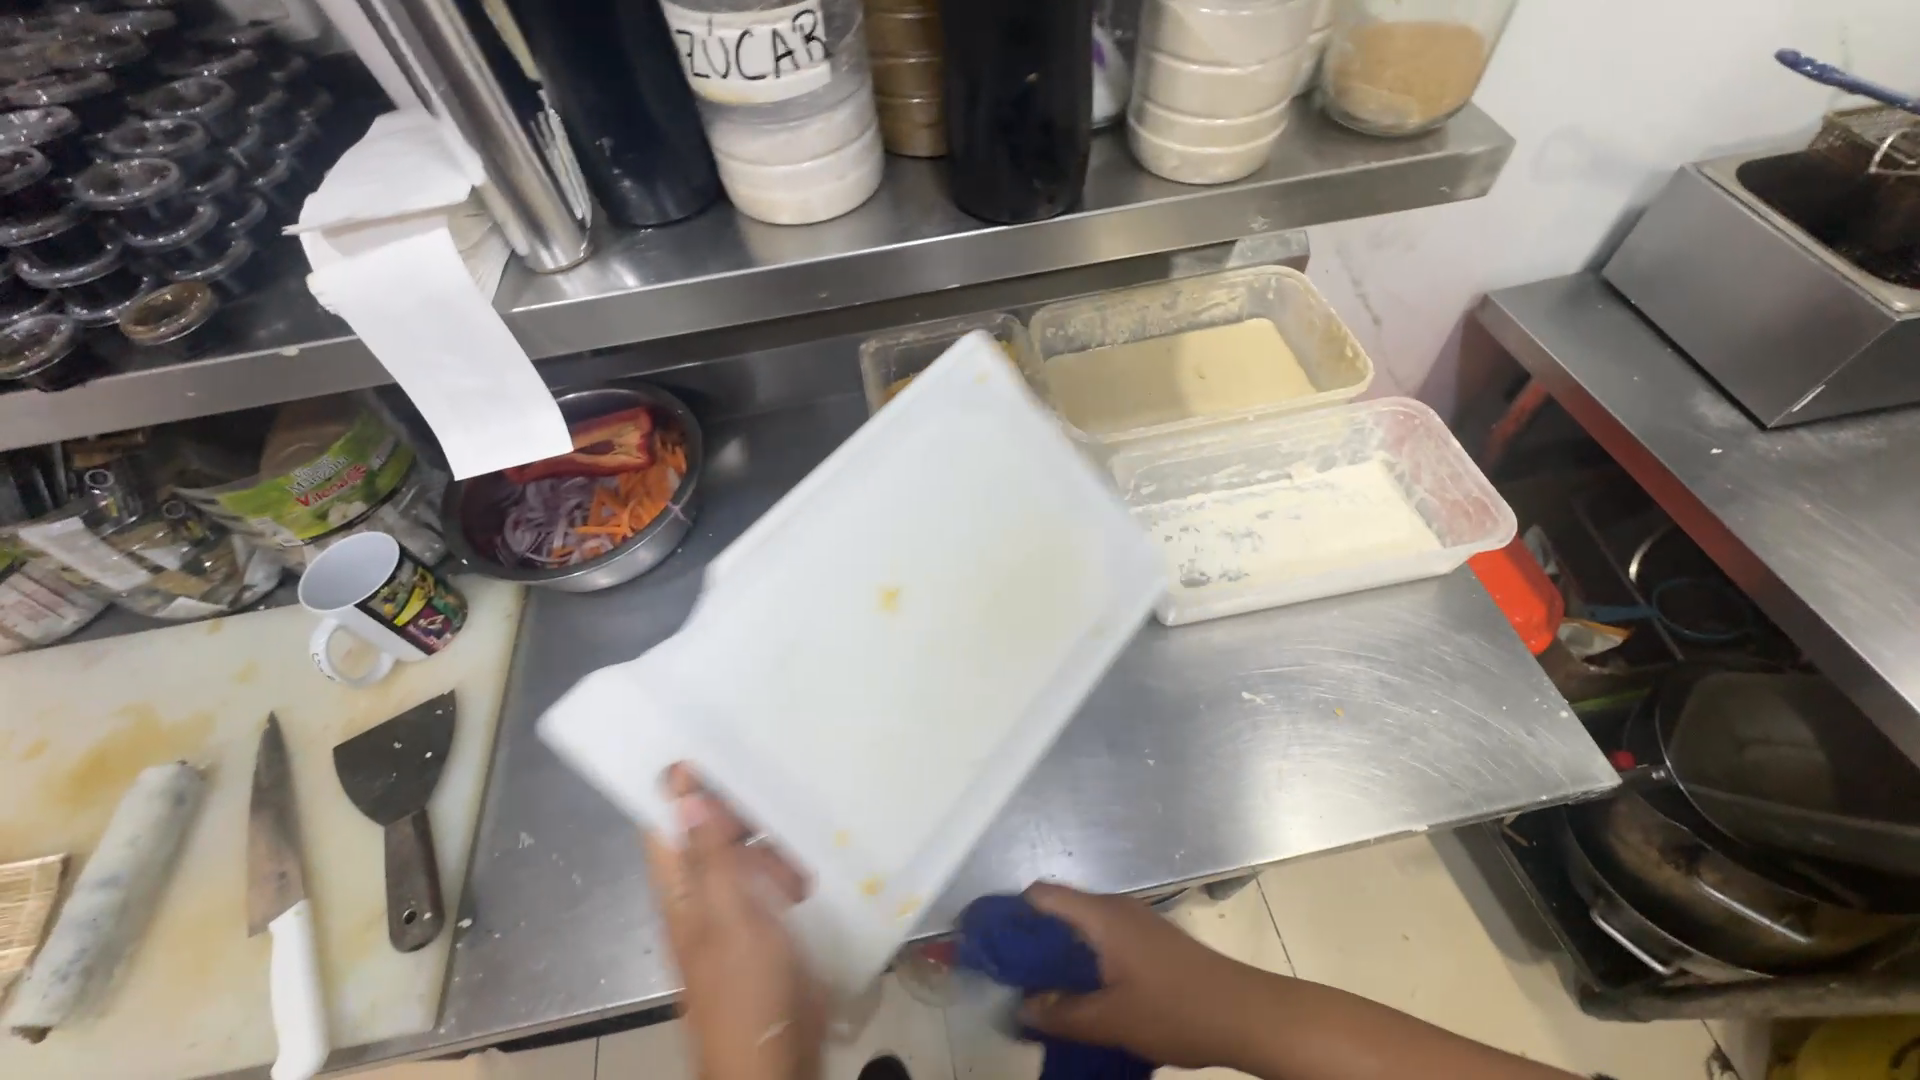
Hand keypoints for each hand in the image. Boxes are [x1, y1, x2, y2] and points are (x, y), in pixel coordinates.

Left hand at [643, 766, 824, 1079]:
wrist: (775, 1062)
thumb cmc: (744, 988)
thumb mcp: (729, 915)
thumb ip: (709, 853)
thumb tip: (679, 788)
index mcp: (680, 890)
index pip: (666, 824)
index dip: (679, 786)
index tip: (708, 742)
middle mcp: (702, 895)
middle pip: (712, 833)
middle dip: (740, 811)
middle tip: (775, 781)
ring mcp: (736, 912)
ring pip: (748, 855)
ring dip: (773, 845)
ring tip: (800, 850)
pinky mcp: (767, 928)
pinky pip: (774, 881)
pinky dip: (791, 869)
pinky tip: (811, 874)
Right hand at [1017, 883, 1277, 1070]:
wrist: (1246, 1013)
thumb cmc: (1175, 1010)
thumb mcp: (1111, 1020)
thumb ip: (1061, 1013)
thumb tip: (1023, 1007)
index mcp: (1100, 915)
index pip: (1041, 895)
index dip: (1011, 913)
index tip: (990, 942)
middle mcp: (1115, 907)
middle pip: (1059, 909)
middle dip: (1032, 939)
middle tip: (1010, 975)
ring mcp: (1136, 921)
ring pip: (1081, 926)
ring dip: (1059, 953)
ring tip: (1041, 989)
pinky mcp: (1150, 939)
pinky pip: (1102, 938)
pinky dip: (1083, 958)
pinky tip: (1082, 992)